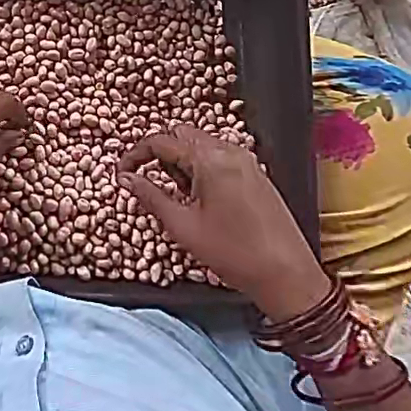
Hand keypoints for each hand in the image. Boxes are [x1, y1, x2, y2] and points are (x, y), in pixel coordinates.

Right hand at [118, 125, 328, 318]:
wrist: (288, 276)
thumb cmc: (233, 253)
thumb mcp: (182, 226)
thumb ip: (150, 196)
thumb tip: (126, 178)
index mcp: (210, 159)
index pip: (160, 141)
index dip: (135, 155)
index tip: (122, 172)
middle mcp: (230, 151)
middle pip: (181, 134)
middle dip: (158, 153)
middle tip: (148, 181)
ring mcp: (246, 161)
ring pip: (199, 145)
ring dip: (179, 161)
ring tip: (177, 196)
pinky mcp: (255, 174)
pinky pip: (218, 157)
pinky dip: (199, 168)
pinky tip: (199, 198)